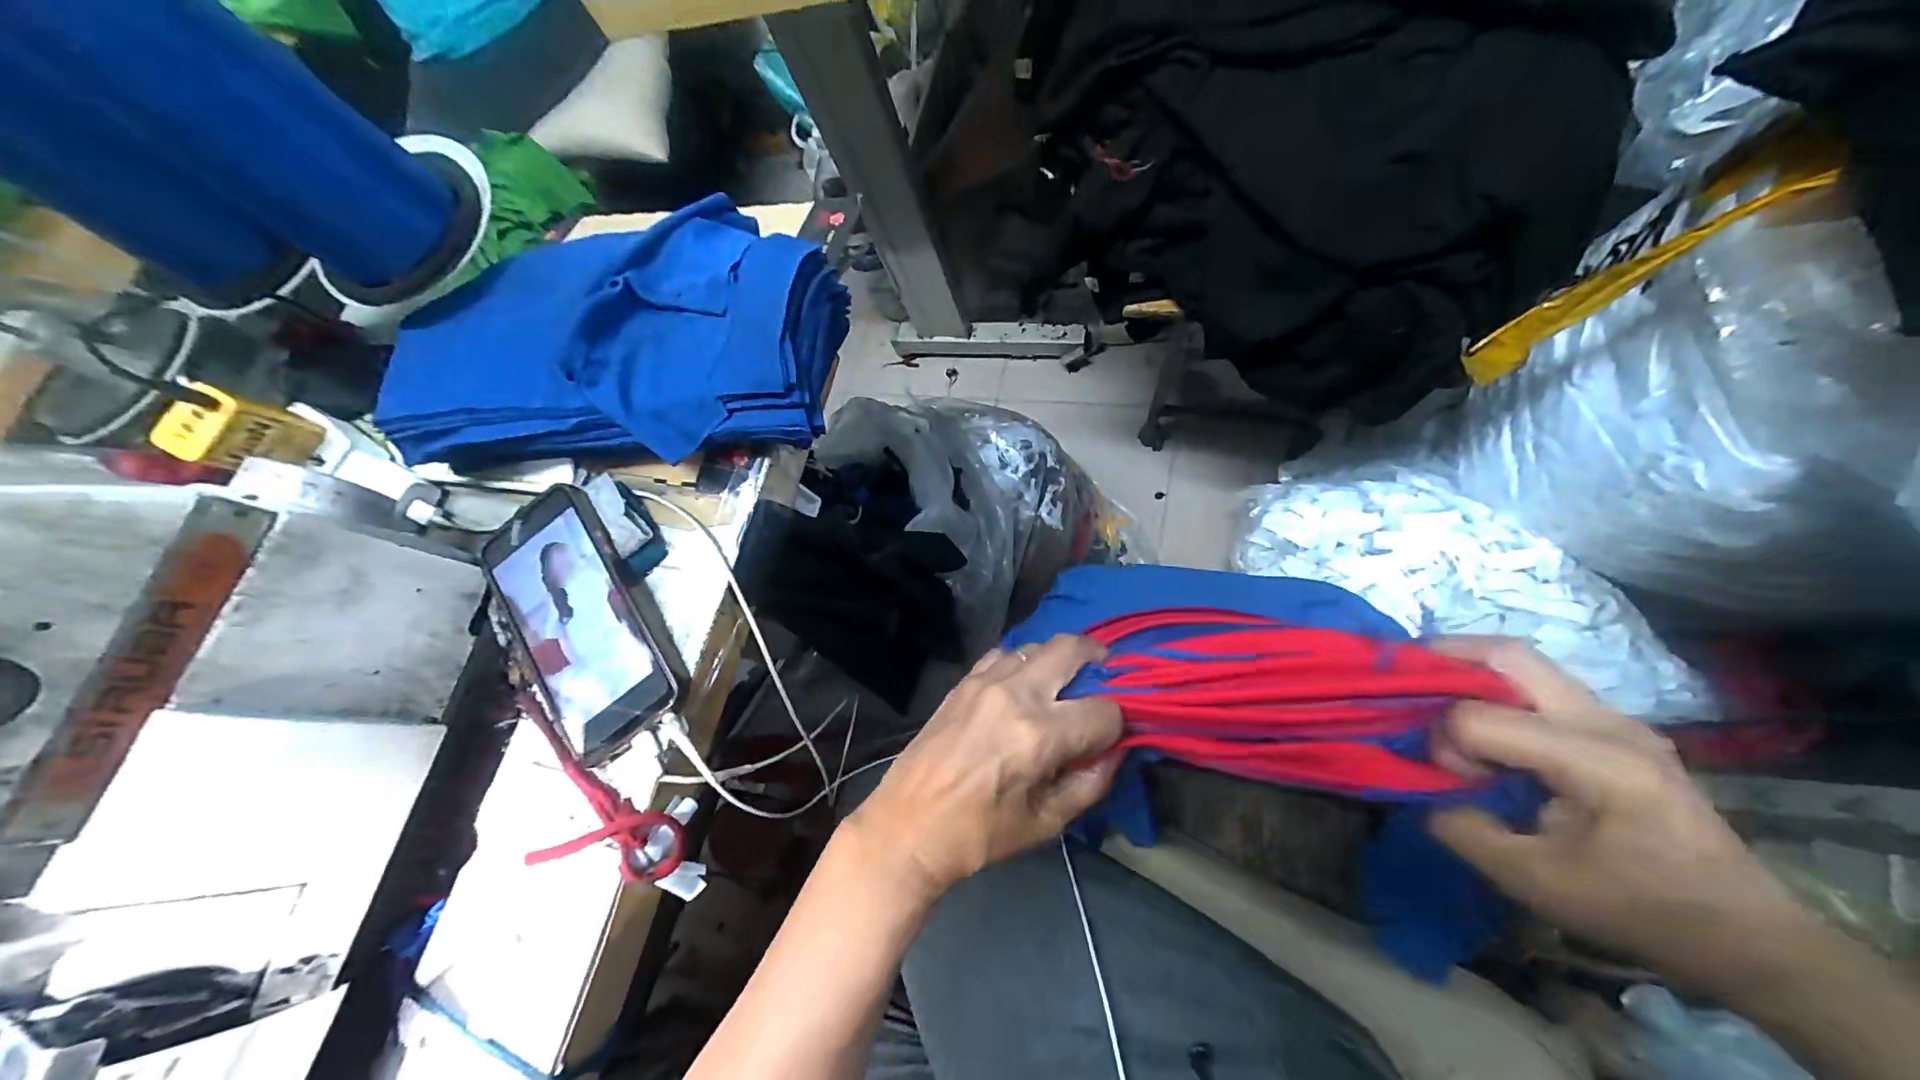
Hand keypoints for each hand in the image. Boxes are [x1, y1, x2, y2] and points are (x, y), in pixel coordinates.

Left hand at [845, 634, 1123, 900]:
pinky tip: (1023, 687)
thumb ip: (1091, 782)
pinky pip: (1005, 654)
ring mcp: (985, 681)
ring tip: (1064, 686)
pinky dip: (1024, 663)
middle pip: (1074, 649)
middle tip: (1105, 681)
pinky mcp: (964, 682)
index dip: (1116, 725)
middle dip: (1100, 661)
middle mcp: (1015, 694)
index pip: (1105, 710)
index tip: (1108, 739)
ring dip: (1060, 661)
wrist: (908, 826)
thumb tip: (1115, 750)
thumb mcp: (1047, 822)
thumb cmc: (979, 834)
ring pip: (1039, 646)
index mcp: (1039, 735)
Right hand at [1425, 638, 1818, 995]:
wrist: (1745, 933)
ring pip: (1523, 664)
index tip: (1444, 779)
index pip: (1482, 718)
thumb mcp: (1533, 880)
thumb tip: (1417, 785)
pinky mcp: (1613, 729)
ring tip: (1426, 696)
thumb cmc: (1638, 909)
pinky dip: (1491, 690)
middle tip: (1397, 677)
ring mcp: (1616, 720)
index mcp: (1597, 760)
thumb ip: (1460, 826)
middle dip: (1442, 657)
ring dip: (1466, 671)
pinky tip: (1472, 718)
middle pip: (1510, 656)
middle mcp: (1608, 722)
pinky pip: (1538, 687)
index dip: (1444, 742)